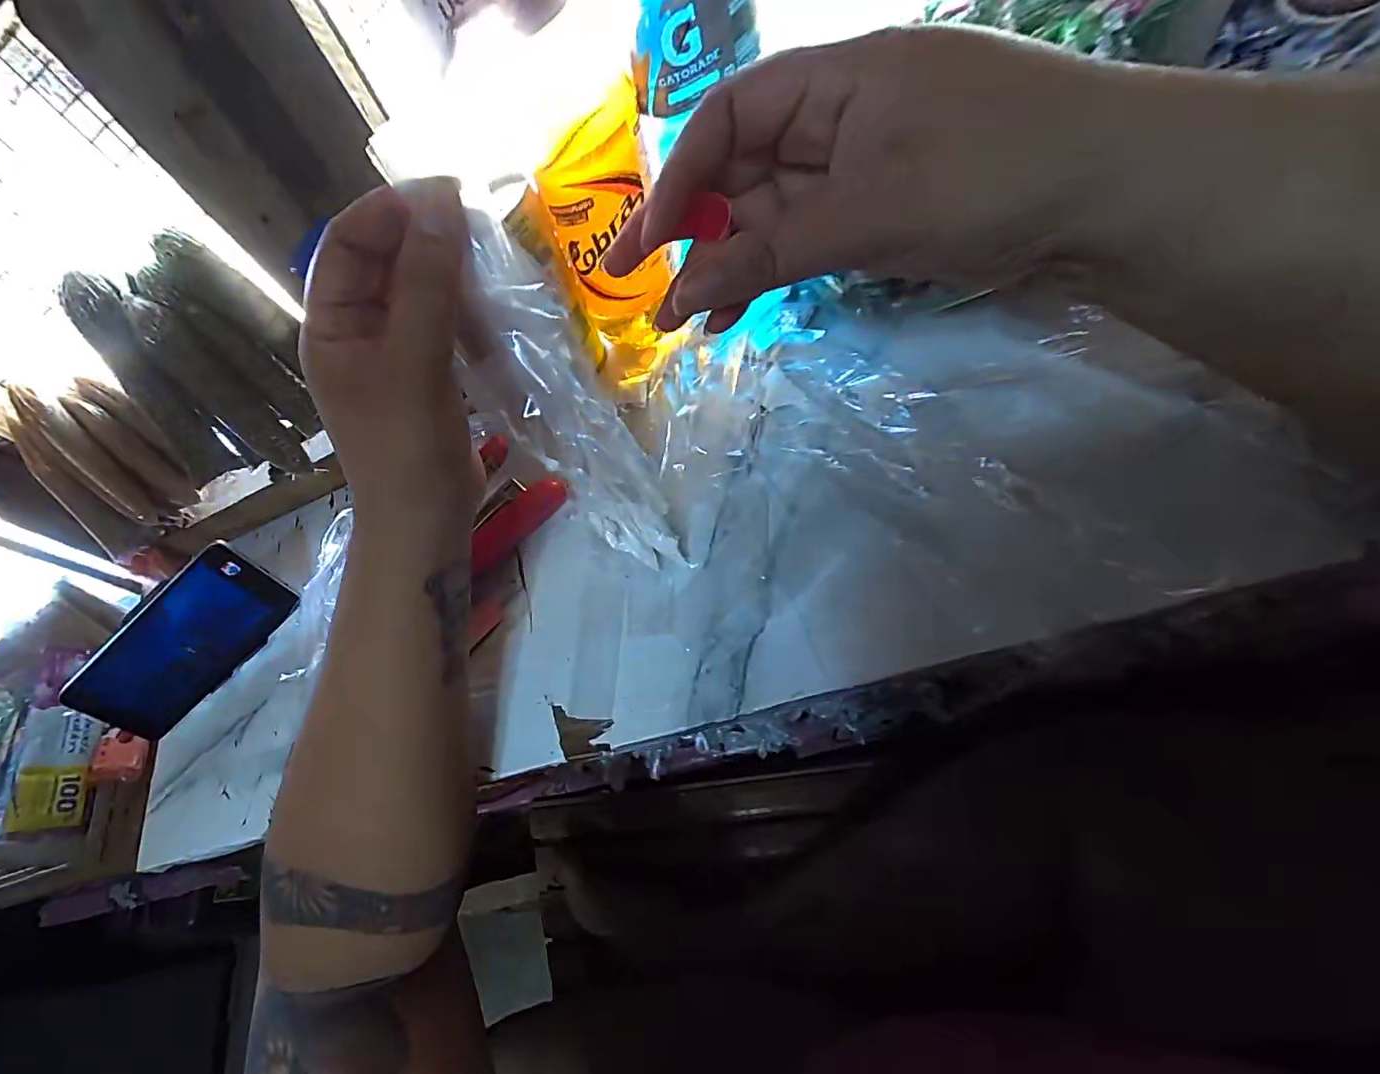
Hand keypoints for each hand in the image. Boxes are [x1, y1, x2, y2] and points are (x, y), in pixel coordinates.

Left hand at [301, 179, 477, 538]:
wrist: (423, 520)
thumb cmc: (407, 448)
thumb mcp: (414, 362)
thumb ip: (426, 282)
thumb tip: (441, 199)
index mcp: (329, 326)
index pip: (347, 242)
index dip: (389, 210)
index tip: (445, 193)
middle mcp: (353, 332)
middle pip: (383, 260)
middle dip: (424, 235)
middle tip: (478, 220)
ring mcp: (388, 352)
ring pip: (415, 288)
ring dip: (448, 268)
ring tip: (491, 255)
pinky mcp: (421, 371)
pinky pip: (439, 319)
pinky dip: (462, 304)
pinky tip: (492, 299)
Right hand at [607, 26, 1142, 332]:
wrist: (1120, 198)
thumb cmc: (996, 174)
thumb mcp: (867, 215)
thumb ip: (764, 258)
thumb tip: (678, 298)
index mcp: (837, 81)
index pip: (728, 116)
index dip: (678, 176)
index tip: (650, 239)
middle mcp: (831, 119)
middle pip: (732, 171)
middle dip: (682, 231)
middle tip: (627, 280)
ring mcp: (844, 170)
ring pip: (755, 217)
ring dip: (715, 267)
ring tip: (679, 319)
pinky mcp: (858, 213)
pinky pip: (787, 244)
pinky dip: (755, 278)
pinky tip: (727, 317)